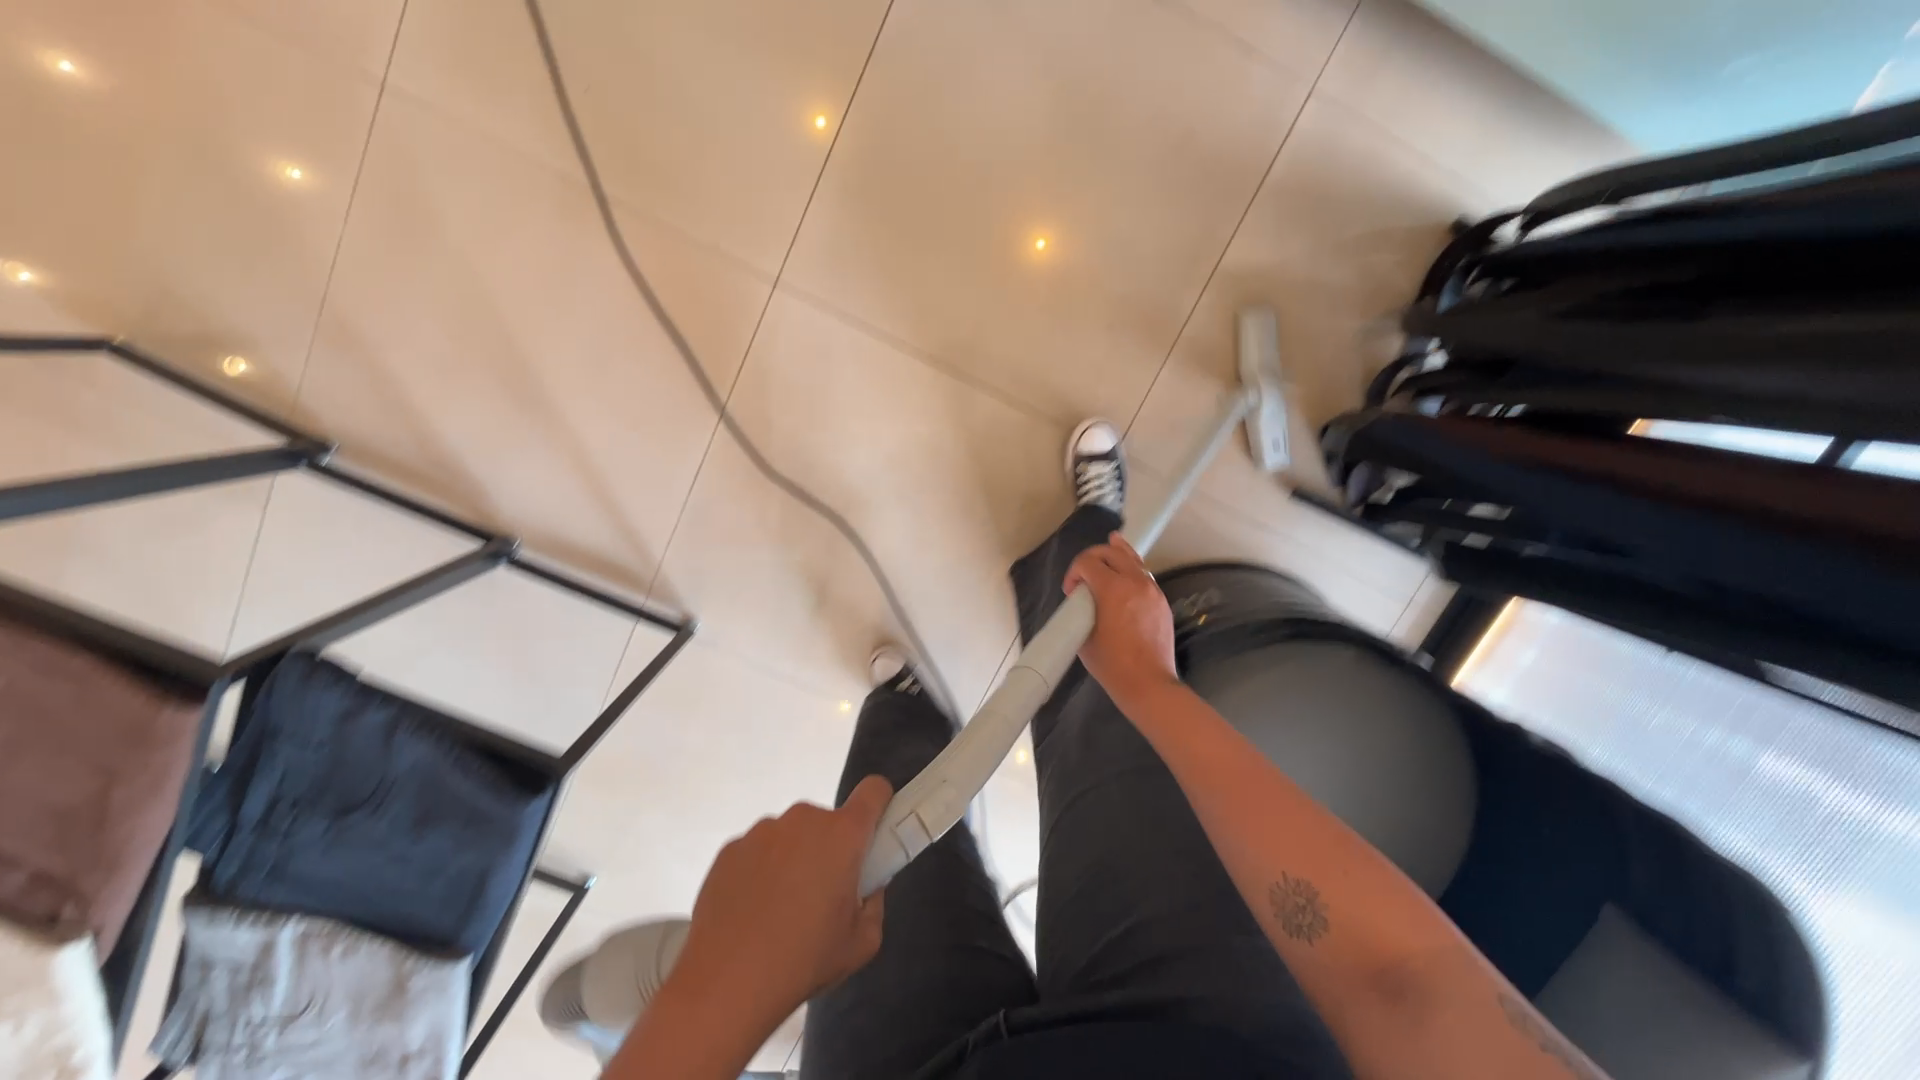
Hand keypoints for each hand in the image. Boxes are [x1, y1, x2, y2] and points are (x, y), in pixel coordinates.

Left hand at [672, 776, 891, 1029]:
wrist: (725, 983)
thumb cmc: (805, 960)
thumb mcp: (862, 942)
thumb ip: (874, 903)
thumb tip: (865, 885)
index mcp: (843, 835)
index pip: (874, 790)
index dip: (879, 805)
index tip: (873, 835)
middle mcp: (802, 820)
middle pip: (828, 822)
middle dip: (830, 849)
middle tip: (821, 897)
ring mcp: (761, 831)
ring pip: (790, 836)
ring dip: (793, 859)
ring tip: (779, 912)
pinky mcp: (729, 849)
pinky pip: (757, 851)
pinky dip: (760, 872)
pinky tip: (751, 914)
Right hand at [1063, 532, 1178, 709]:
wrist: (1148, 683)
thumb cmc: (1111, 664)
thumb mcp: (1084, 636)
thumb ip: (1082, 611)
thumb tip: (1083, 602)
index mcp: (1113, 589)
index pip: (1088, 562)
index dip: (1074, 571)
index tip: (1071, 590)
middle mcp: (1135, 582)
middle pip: (1112, 552)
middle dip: (1094, 557)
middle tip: (1084, 573)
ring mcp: (1152, 590)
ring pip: (1133, 559)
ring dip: (1118, 553)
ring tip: (1112, 542)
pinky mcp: (1161, 601)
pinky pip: (1144, 575)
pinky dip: (1132, 568)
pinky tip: (1127, 569)